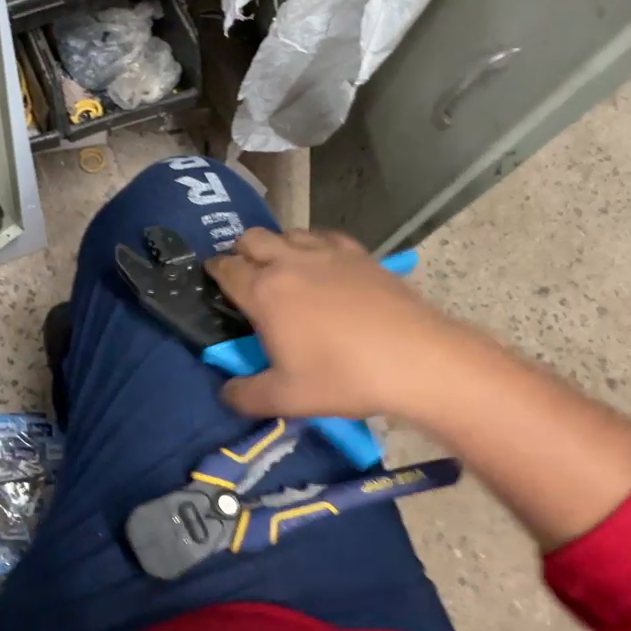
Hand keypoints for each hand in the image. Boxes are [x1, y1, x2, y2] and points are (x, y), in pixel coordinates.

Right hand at [206, 227, 487, 424]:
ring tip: (283, 269)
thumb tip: (226, 393)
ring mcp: (327, 253)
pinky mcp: (360, 254)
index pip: (226, 269)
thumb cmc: (343, 378)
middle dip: (241, 252)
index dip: (215, 272)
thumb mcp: (286, 398)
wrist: (417, 360)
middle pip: (252, 238)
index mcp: (264, 292)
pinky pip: (325, 236)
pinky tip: (323, 265)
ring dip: (277, 245)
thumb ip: (246, 396)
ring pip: (288, 232)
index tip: (214, 280)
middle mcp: (290, 262)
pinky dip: (313, 245)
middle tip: (246, 275)